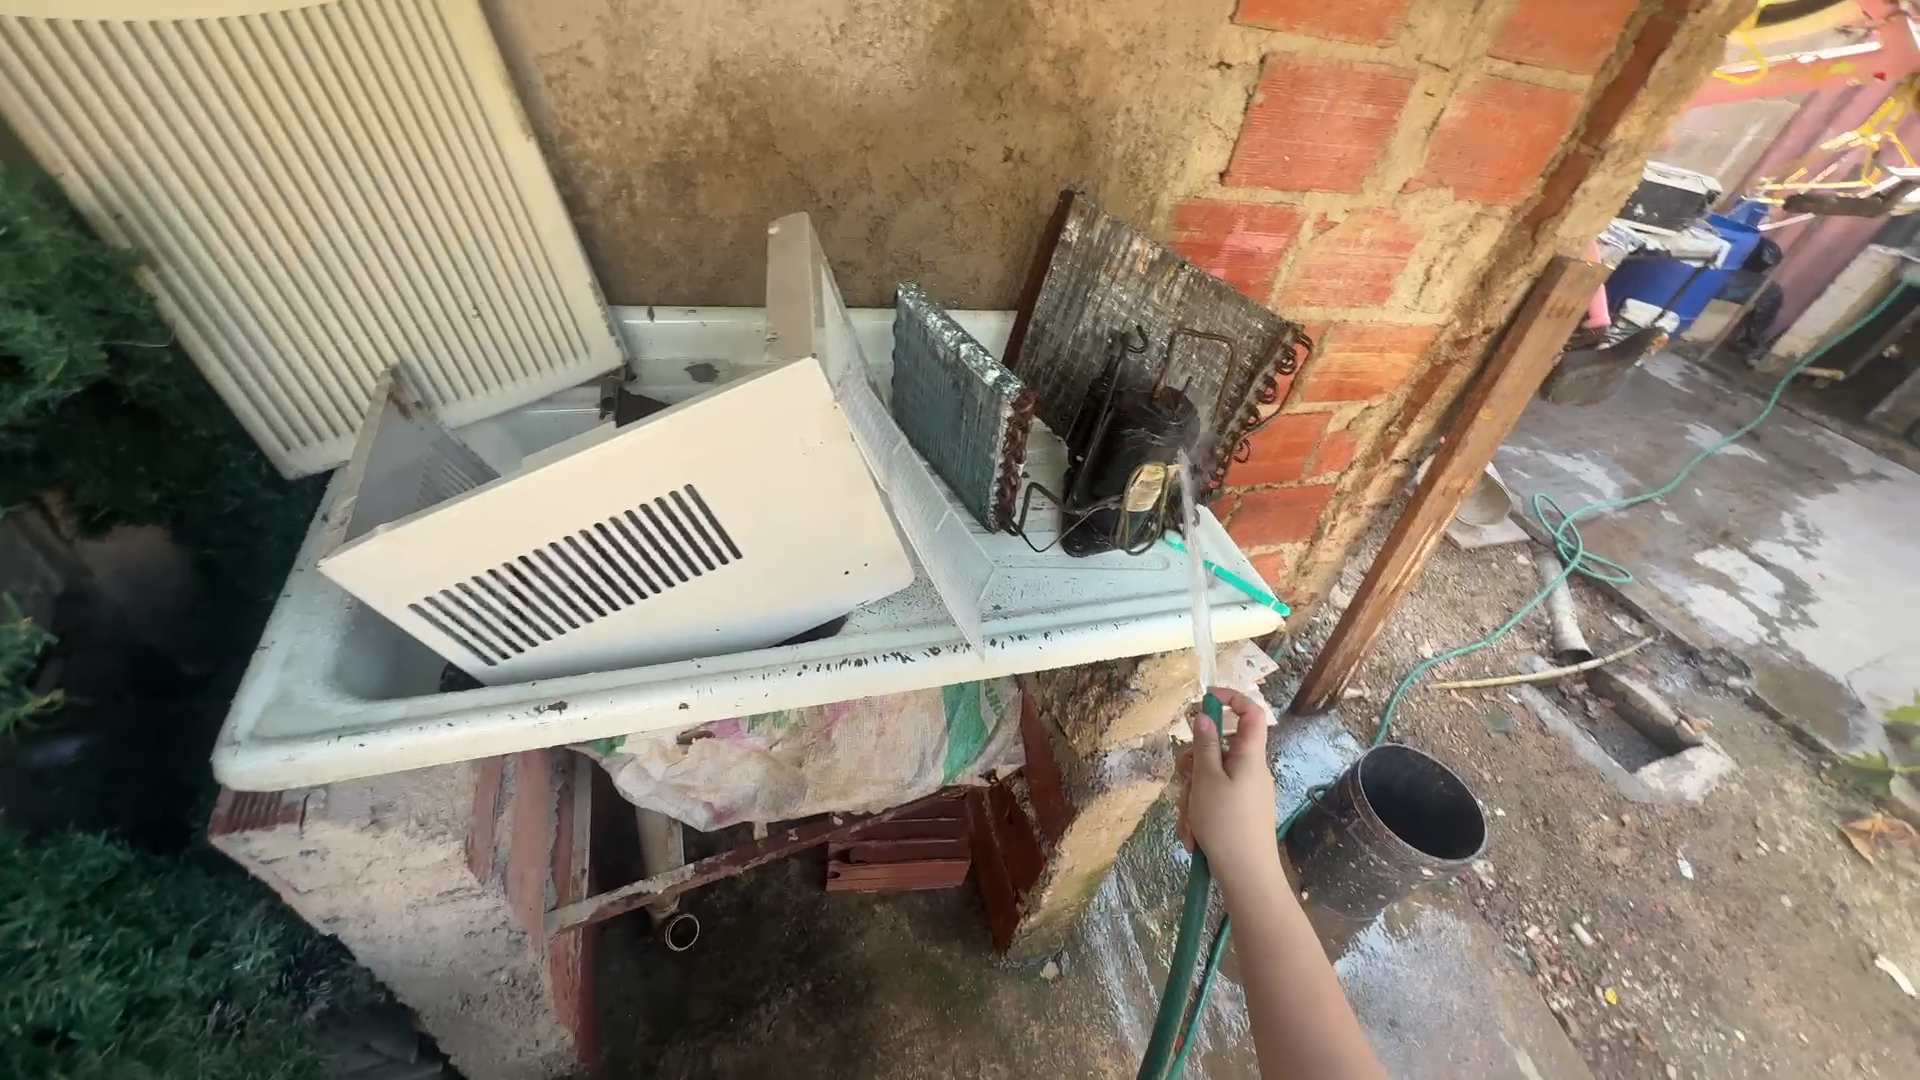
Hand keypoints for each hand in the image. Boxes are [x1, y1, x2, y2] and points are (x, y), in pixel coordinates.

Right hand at [1176, 686, 1278, 885]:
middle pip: (1218, 749)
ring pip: (1209, 778)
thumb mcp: (1206, 779)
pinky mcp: (1240, 812)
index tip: (1204, 700)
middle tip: (1185, 781)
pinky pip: (1213, 800)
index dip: (1231, 698)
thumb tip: (1205, 715)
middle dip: (1194, 765)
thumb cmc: (1227, 823)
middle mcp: (1250, 770)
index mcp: (1250, 756)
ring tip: (1190, 822)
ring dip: (1192, 796)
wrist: (1248, 877)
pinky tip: (1194, 836)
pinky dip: (1199, 813)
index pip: (1252, 713)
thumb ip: (1204, 744)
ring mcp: (1245, 792)